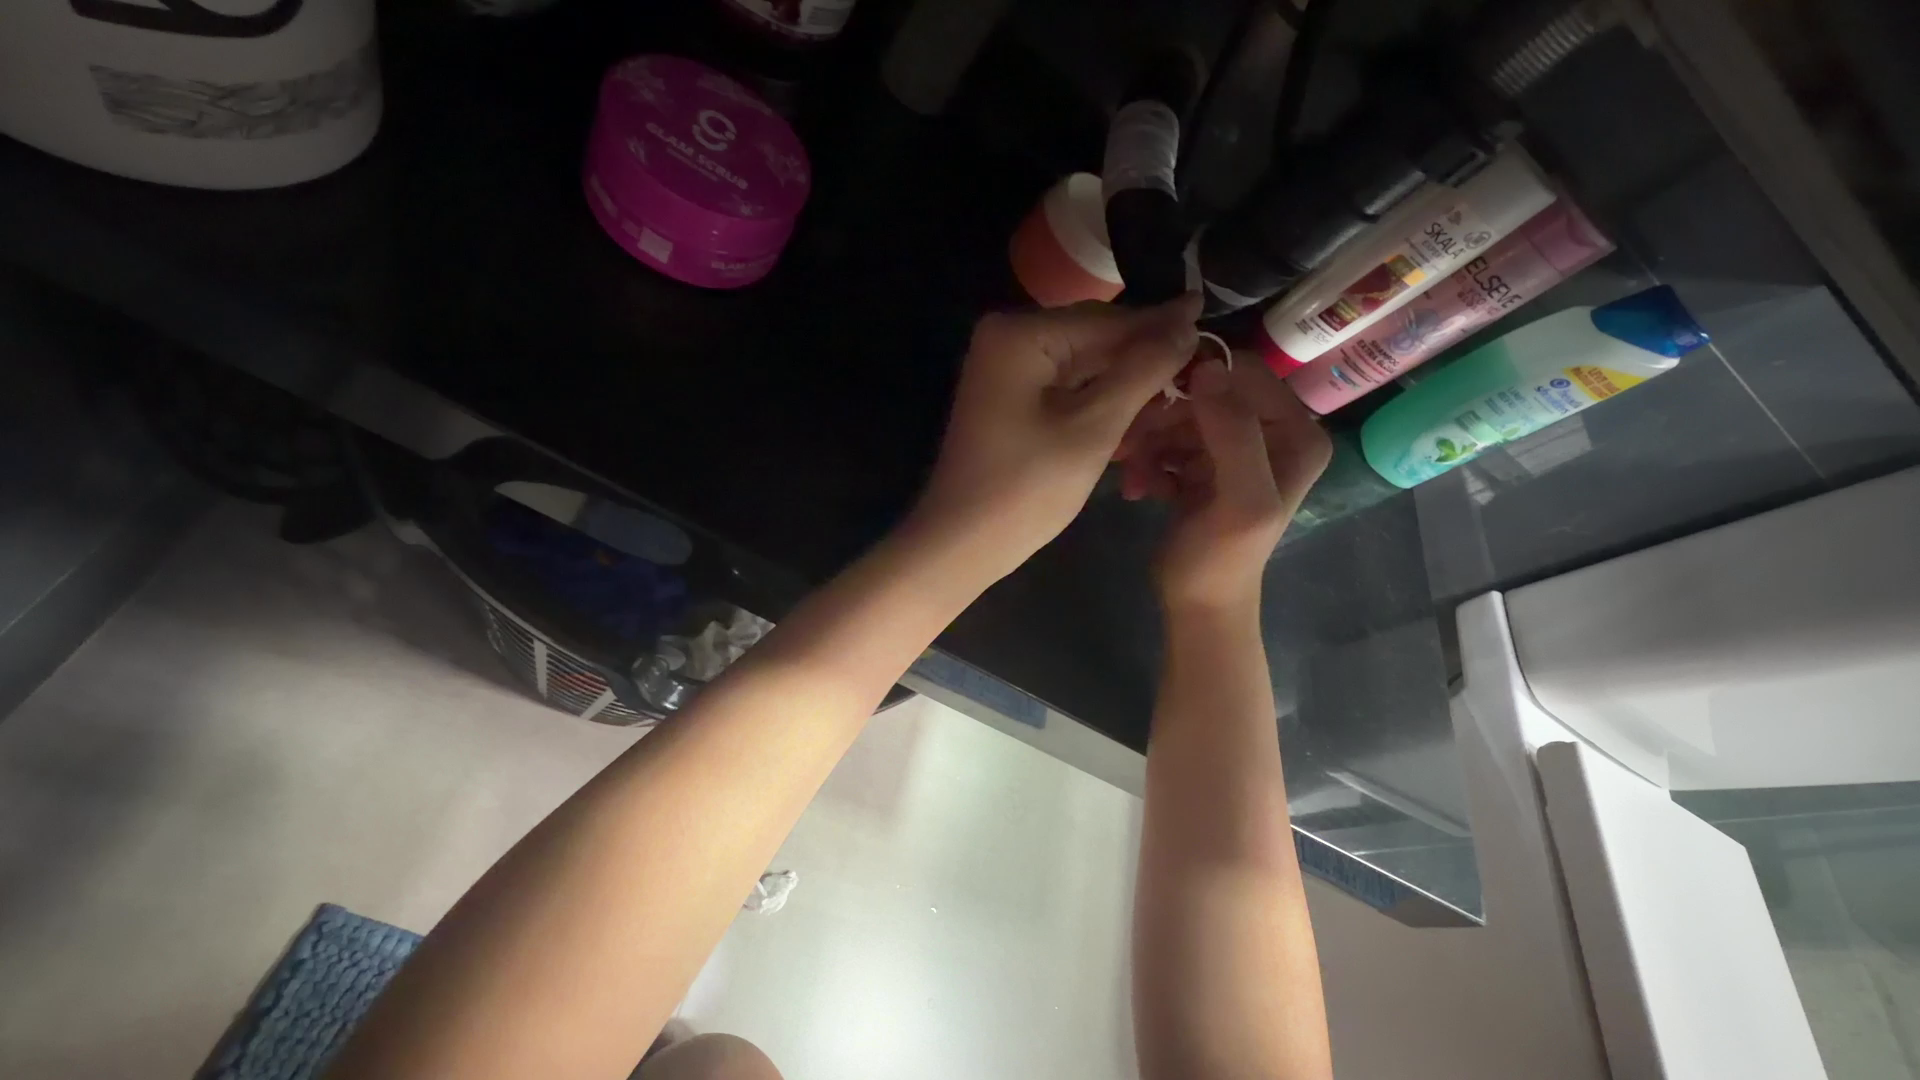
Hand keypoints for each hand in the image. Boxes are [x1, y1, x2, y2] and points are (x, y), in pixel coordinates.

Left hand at [910, 294, 1202, 580]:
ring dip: (1128, 381)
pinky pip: (1067, 386)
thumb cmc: (1027, 488)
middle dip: (1146, 354)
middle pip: (1096, 337)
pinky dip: (1101, 400)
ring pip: (1085, 364)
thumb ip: (1142, 371)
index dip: (1162, 324)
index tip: (1210, 315)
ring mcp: (1007, 368)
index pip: (1108, 319)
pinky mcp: (1011, 397)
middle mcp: (1009, 337)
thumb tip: (1187, 321)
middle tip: (1204, 361)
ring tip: (1182, 389)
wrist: (962, 543)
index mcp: (1021, 334)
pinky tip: (1141, 411)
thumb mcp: (1094, 428)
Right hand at [1115, 354, 1331, 613]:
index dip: (1197, 378)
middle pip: (1208, 394)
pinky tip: (1138, 488)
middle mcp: (1273, 433)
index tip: (1150, 397)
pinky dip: (1149, 460)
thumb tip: (1208, 369)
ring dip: (1149, 441)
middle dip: (1164, 416)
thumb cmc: (1223, 560)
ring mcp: (1236, 449)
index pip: (1245, 374)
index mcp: (1297, 433)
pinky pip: (1170, 442)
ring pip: (1182, 417)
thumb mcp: (1239, 499)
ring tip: (1130, 472)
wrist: (1199, 606)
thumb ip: (1234, 433)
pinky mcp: (1204, 465)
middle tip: (1128, 443)